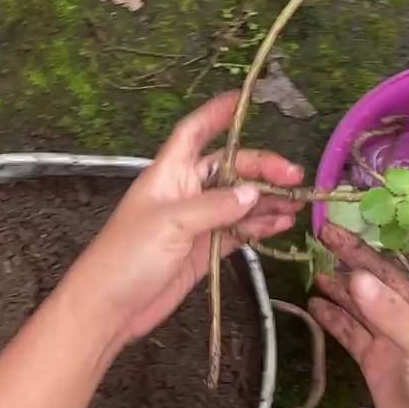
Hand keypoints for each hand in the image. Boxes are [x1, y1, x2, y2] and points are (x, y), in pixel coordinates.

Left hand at [63, 92, 302, 344]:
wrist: (109, 307)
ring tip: (298, 203)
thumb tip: (253, 193)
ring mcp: (195, 223)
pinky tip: (281, 225)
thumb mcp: (171, 223)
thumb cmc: (127, 256)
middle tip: (294, 177)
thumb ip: (214, 206)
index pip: (194, 132)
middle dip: (261, 169)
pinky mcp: (202, 251)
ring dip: (267, 201)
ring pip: (238, 202)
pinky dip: (259, 228)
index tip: (244, 100)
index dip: (216, 114)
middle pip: (228, 169)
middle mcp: (184, 193)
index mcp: (169, 174)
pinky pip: (237, 233)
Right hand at [308, 224, 408, 407]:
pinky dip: (332, 317)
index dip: (400, 231)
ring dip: (341, 283)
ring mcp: (394, 337)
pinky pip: (351, 332)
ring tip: (313, 262)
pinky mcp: (375, 360)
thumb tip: (352, 276)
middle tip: (324, 232)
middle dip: (357, 253)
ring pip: (363, 301)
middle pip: (384, 274)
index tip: (370, 206)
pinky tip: (313, 302)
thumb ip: (390, 313)